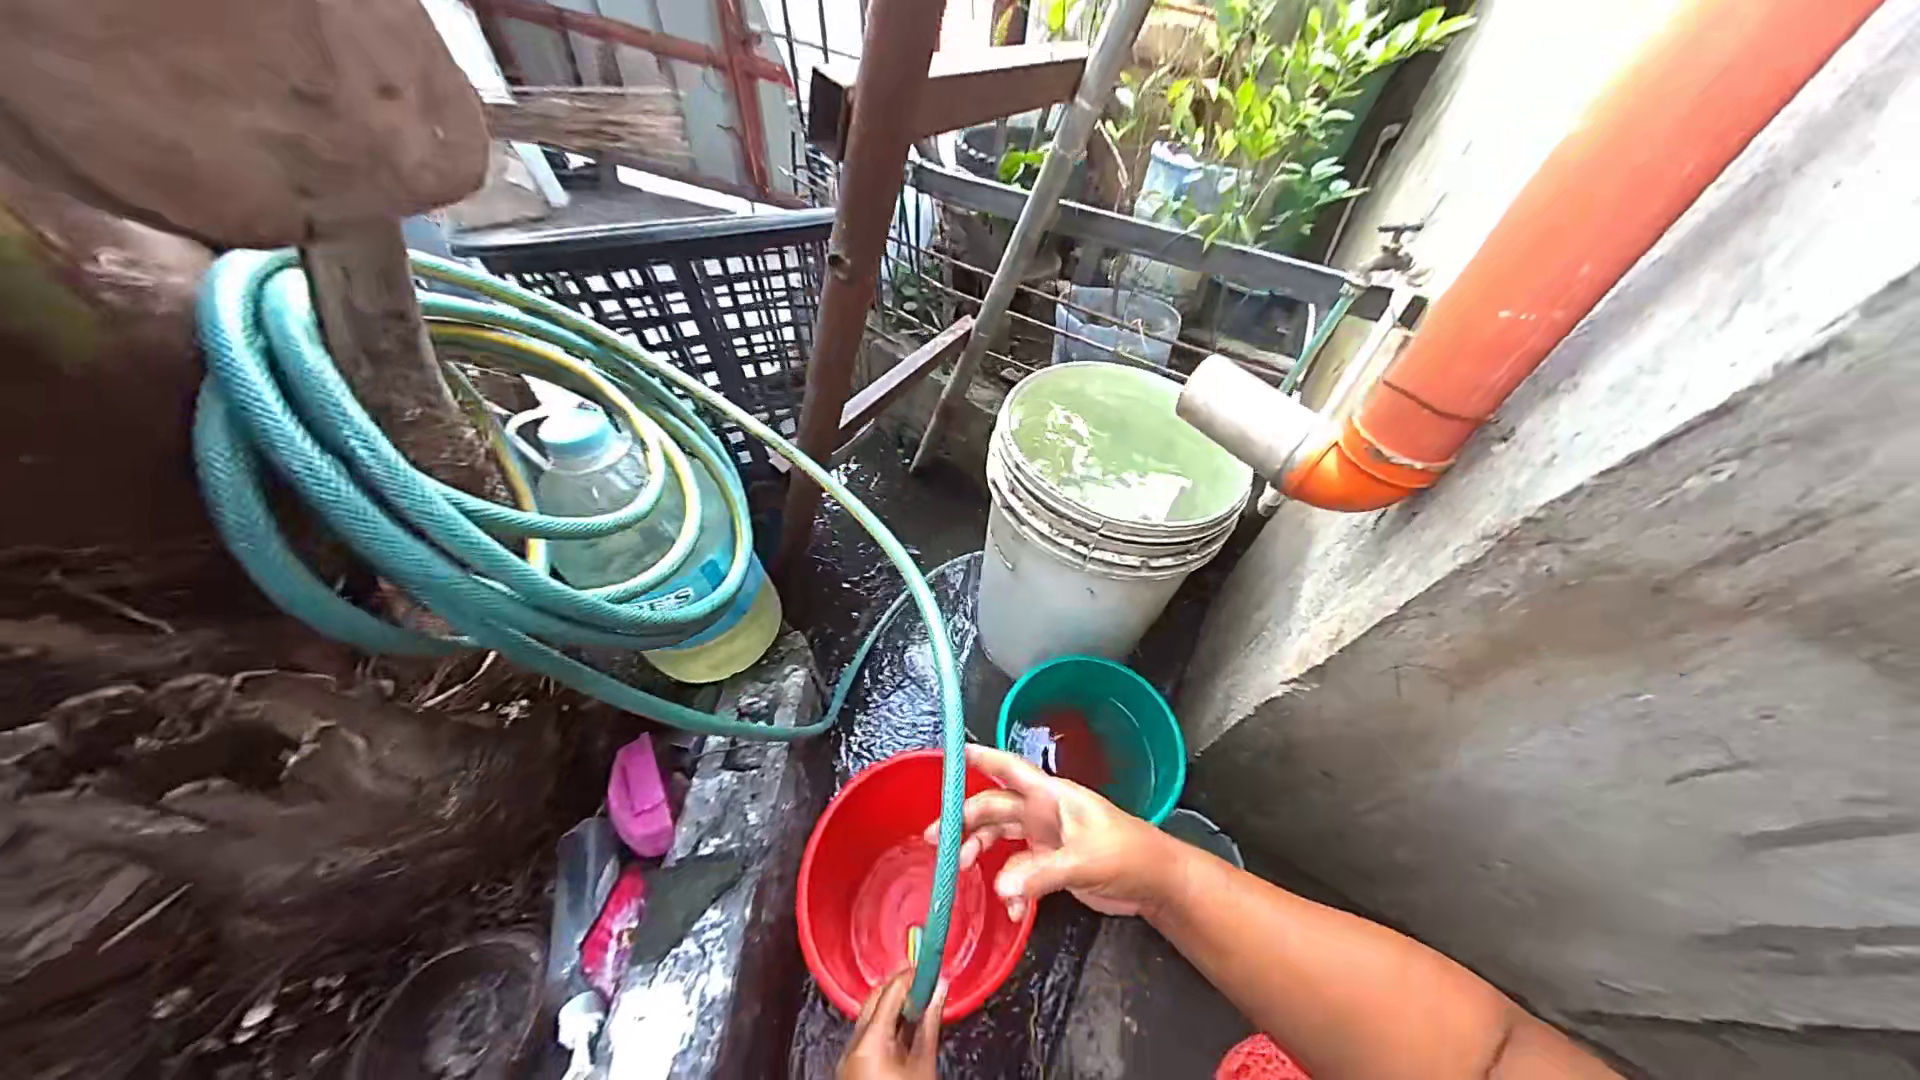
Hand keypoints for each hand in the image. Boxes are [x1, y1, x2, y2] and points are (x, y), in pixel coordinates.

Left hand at [837, 969, 943, 1079]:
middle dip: (900, 988)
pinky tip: (903, 1028)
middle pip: (876, 999)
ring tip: (917, 1005)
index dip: (911, 976)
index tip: (928, 968)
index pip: (890, 991)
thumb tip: (939, 990)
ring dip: (893, 1006)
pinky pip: (867, 1035)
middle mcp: (852, 1045)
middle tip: (923, 983)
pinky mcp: (850, 1067)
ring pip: (870, 1016)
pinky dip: (885, 1025)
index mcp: (869, 1041)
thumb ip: (930, 1023)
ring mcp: (848, 1057)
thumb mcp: (924, 1065)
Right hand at [925, 744, 1179, 921]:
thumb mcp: (1084, 861)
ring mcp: (1046, 836)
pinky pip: (1017, 869)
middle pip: (996, 807)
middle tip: (938, 838)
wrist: (1154, 882)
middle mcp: (1044, 811)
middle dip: (965, 819)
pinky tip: (1010, 906)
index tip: (955, 752)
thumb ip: (1040, 873)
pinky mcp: (1050, 861)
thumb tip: (1001, 887)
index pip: (1011, 770)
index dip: (984, 759)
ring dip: (980, 851)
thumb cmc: (1127, 853)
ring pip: (1001, 836)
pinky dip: (1009, 885)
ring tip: (963, 870)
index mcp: (1051, 797)